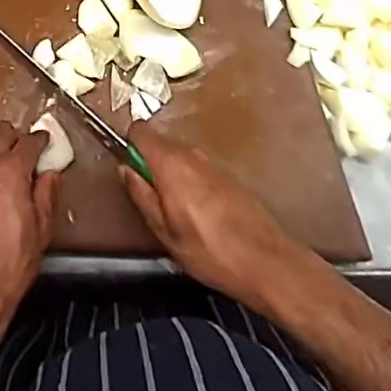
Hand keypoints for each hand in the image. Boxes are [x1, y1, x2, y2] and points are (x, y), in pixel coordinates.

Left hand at [0, 121, 57, 306]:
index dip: (41, 140)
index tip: (47, 142)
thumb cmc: (11, 261)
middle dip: (16, 135)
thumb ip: (47, 194)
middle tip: (29, 150)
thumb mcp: (42, 227)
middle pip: (0, 132)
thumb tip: (50, 175)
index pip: (29, 141)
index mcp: (11, 171)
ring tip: (14, 172)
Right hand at [119, 122, 310, 310]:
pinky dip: (192, 183)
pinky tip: (201, 216)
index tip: (129, 168)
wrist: (265, 260)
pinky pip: (198, 169)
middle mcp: (191, 154)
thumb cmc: (210, 250)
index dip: (129, 144)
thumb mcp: (164, 231)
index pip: (140, 130)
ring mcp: (212, 162)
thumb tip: (125, 170)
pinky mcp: (228, 174)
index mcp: (170, 163)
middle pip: (160, 144)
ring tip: (179, 215)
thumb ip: (141, 195)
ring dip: (173, 176)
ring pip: (180, 158)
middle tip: (155, 203)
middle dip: (151, 166)